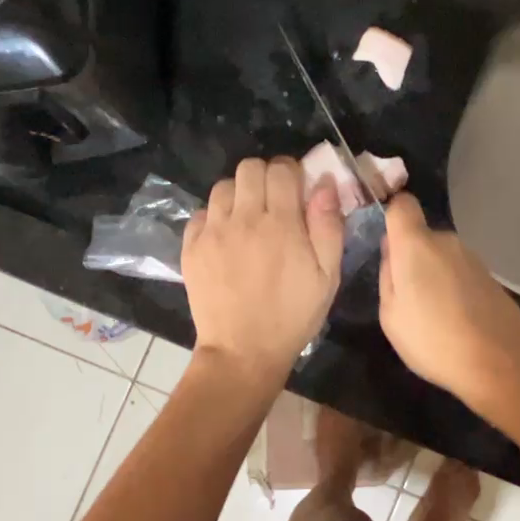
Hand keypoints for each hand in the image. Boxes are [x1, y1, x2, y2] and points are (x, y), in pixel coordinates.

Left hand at [183, 157, 343, 382]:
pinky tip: (227, 237)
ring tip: (249, 218)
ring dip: (239, 194)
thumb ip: (328, 225)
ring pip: (223, 187)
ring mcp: (212, 232)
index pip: (282, 169)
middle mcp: (243, 219)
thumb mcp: (328, 276)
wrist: (243, 351)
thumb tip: (324, 183)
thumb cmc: (293, 315)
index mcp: (281, 223)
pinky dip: (215, 217)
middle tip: (275, 201)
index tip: (299, 189)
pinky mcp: (191, 247)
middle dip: (265, 176)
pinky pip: (201, 213)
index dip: (293, 172)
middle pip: (249, 168)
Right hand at [378, 193, 519, 407]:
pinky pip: (459, 273)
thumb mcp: (390, 315)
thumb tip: (392, 252)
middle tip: (406, 297)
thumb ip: (387, 275)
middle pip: (421, 237)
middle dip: (411, 258)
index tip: (385, 242)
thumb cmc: (433, 339)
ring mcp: (472, 258)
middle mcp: (446, 241)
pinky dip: (453, 288)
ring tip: (432, 315)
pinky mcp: (489, 276)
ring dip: (433, 276)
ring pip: (441, 257)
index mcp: (416, 244)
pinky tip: (455, 319)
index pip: (402, 204)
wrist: (499, 360)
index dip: (391, 215)